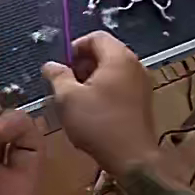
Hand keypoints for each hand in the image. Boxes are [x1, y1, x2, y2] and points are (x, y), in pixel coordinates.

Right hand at [41, 32, 157, 175]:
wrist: (132, 158)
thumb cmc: (98, 124)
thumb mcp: (68, 98)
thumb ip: (57, 76)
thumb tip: (50, 65)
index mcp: (119, 57)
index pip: (96, 37)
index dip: (74, 48)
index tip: (62, 67)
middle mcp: (135, 65)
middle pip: (105, 53)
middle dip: (82, 65)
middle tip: (66, 85)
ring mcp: (143, 84)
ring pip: (113, 72)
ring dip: (92, 80)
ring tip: (76, 100)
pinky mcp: (144, 102)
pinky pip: (121, 86)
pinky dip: (105, 92)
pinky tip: (93, 111)